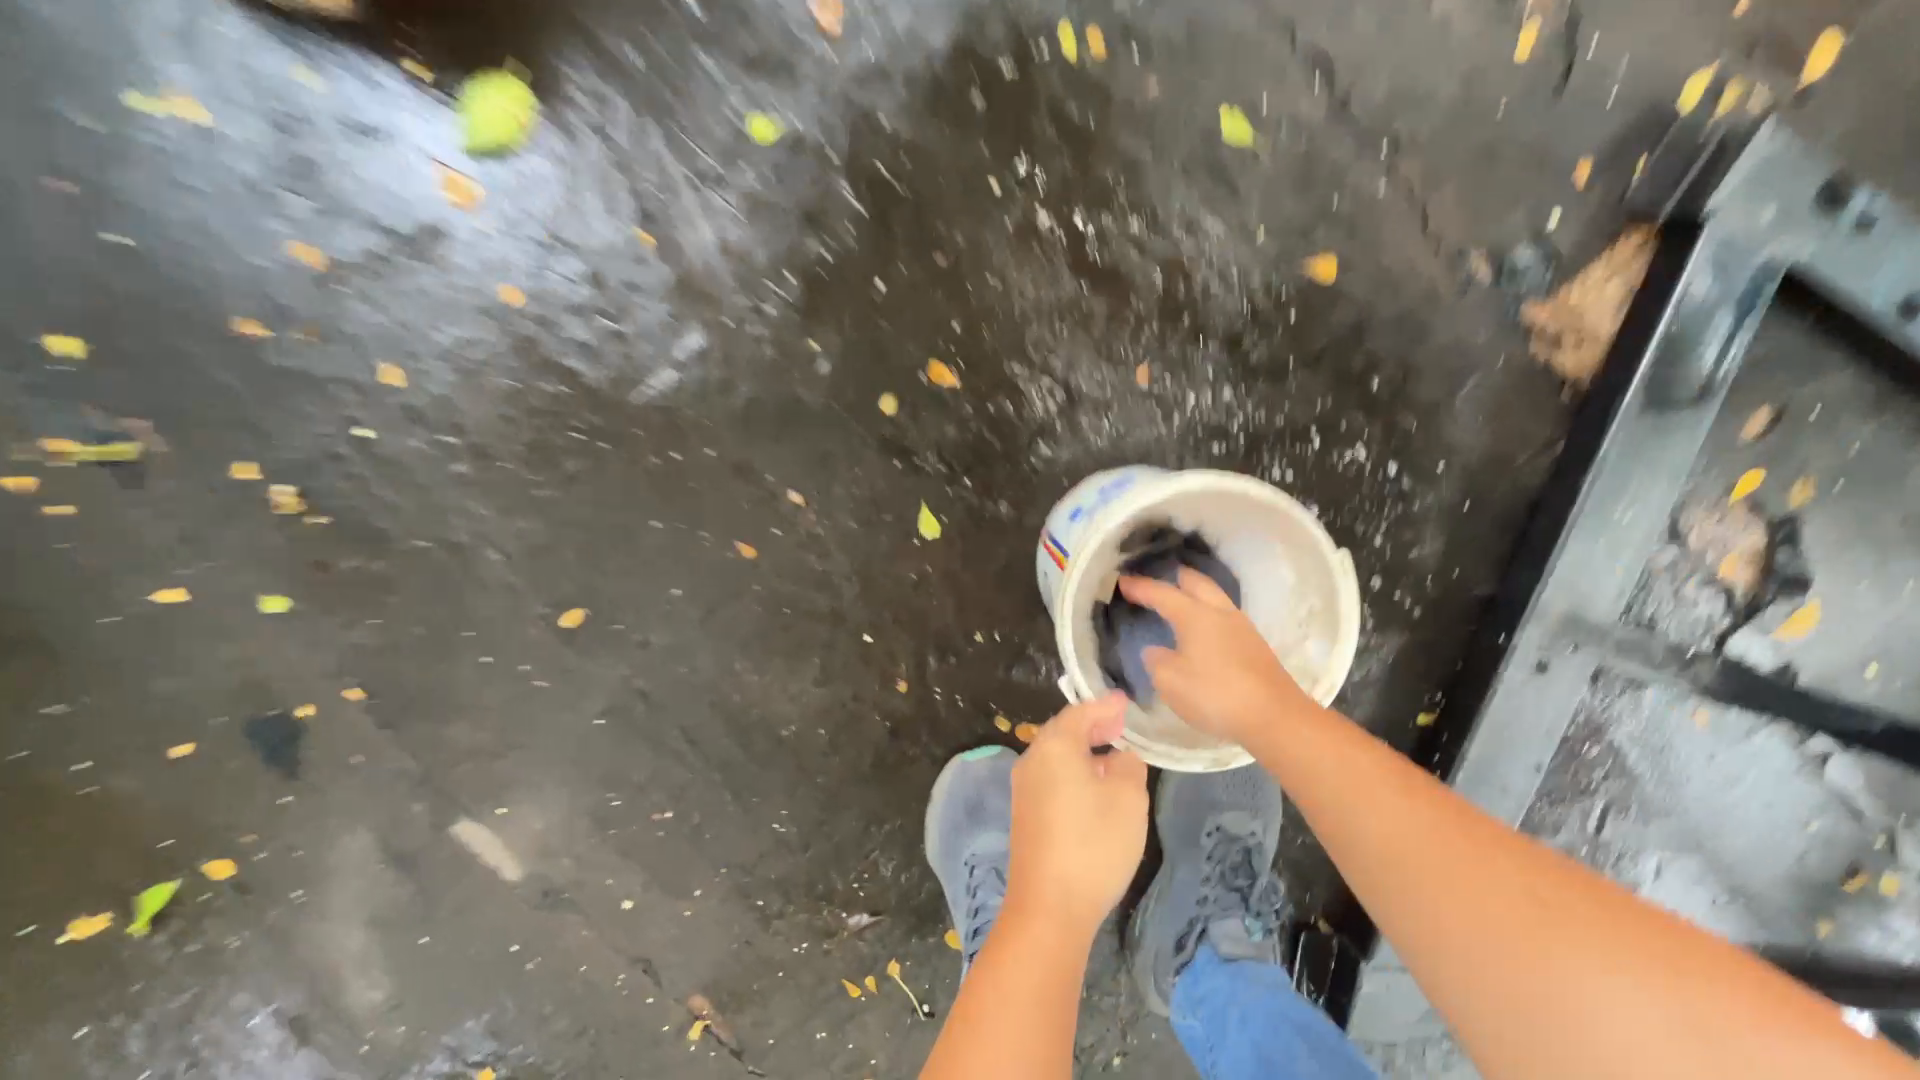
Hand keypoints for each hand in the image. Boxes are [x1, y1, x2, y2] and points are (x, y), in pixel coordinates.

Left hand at [1005, 693, 1148, 936]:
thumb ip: (1128, 765)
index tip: (1126, 702)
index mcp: (1054, 746)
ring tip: (1113, 752)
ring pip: (1056, 756)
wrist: (1049, 906)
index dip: (1105, 706)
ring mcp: (1024, 790)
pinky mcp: (1025, 815)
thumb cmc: (1094, 844)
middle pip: (1063, 732)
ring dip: (1083, 749)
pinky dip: (1073, 770)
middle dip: (1093, 725)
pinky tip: (1093, 785)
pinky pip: (1051, 777)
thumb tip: (1119, 755)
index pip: (1080, 713)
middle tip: (1122, 724)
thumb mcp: (1128, 798)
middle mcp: (1032, 760)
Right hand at [1117, 567, 1319, 743]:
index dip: (1140, 587)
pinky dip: (1208, 614)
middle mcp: (1220, 613)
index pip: (1162, 593)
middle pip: (1196, 582)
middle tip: (1156, 583)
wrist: (1274, 716)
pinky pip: (1225, 617)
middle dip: (1174, 578)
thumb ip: (1156, 661)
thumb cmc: (1215, 695)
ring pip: (1215, 598)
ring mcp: (1242, 627)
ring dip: (1195, 595)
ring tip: (1178, 604)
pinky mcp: (1255, 645)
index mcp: (1195, 616)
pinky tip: (1202, 631)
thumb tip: (1156, 650)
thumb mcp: (1170, 682)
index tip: (1123, 581)